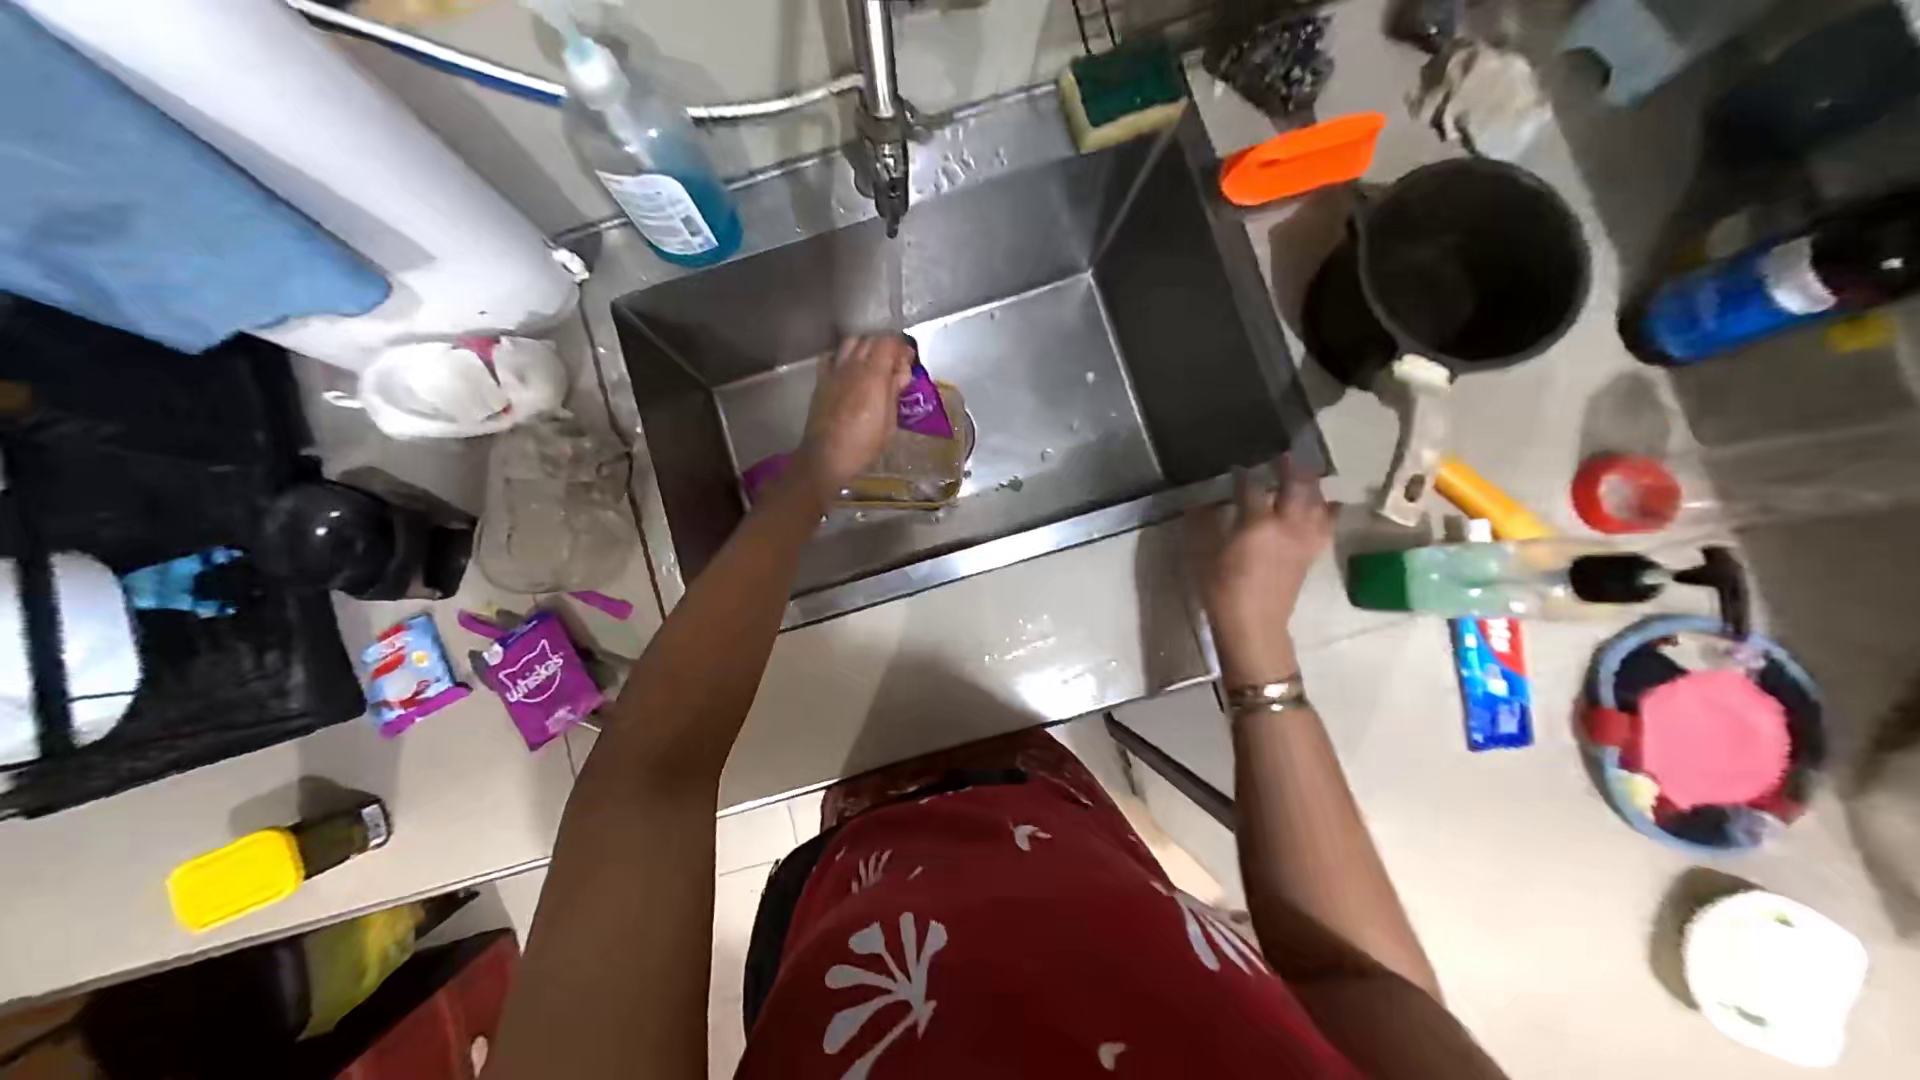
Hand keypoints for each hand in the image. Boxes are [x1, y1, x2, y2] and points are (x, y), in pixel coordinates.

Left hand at [792, 335, 914, 499]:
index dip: (901, 348)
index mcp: (873, 376)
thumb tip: (901, 373)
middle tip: (894, 366)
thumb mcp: (889, 423)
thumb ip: (894, 392)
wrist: (826, 458)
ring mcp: (834, 371)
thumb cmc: (863, 446)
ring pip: (851, 342)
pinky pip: (831, 356)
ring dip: (865, 347)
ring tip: (872, 364)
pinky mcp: (821, 381)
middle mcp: (853, 367)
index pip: (888, 344)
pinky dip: (842, 355)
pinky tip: (848, 369)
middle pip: (871, 340)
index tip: (908, 362)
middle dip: (886, 347)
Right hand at [1195, 455, 1333, 685]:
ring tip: (1307, 472)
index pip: (1251, 488)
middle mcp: (1286, 525)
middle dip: (1291, 468)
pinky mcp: (1312, 553)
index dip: (1243, 475)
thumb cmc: (1222, 589)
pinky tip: (1327, 503)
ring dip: (1312, 484)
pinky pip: (1327, 523)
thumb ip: (1203, 524)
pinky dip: (1328, 509)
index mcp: (1257, 523)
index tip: (1236, 466)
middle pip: (1295, 486)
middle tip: (1286, 453)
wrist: (1254, 624)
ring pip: (1316, 502)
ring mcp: (1304, 538)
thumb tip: (1200, 502)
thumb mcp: (1203, 555)